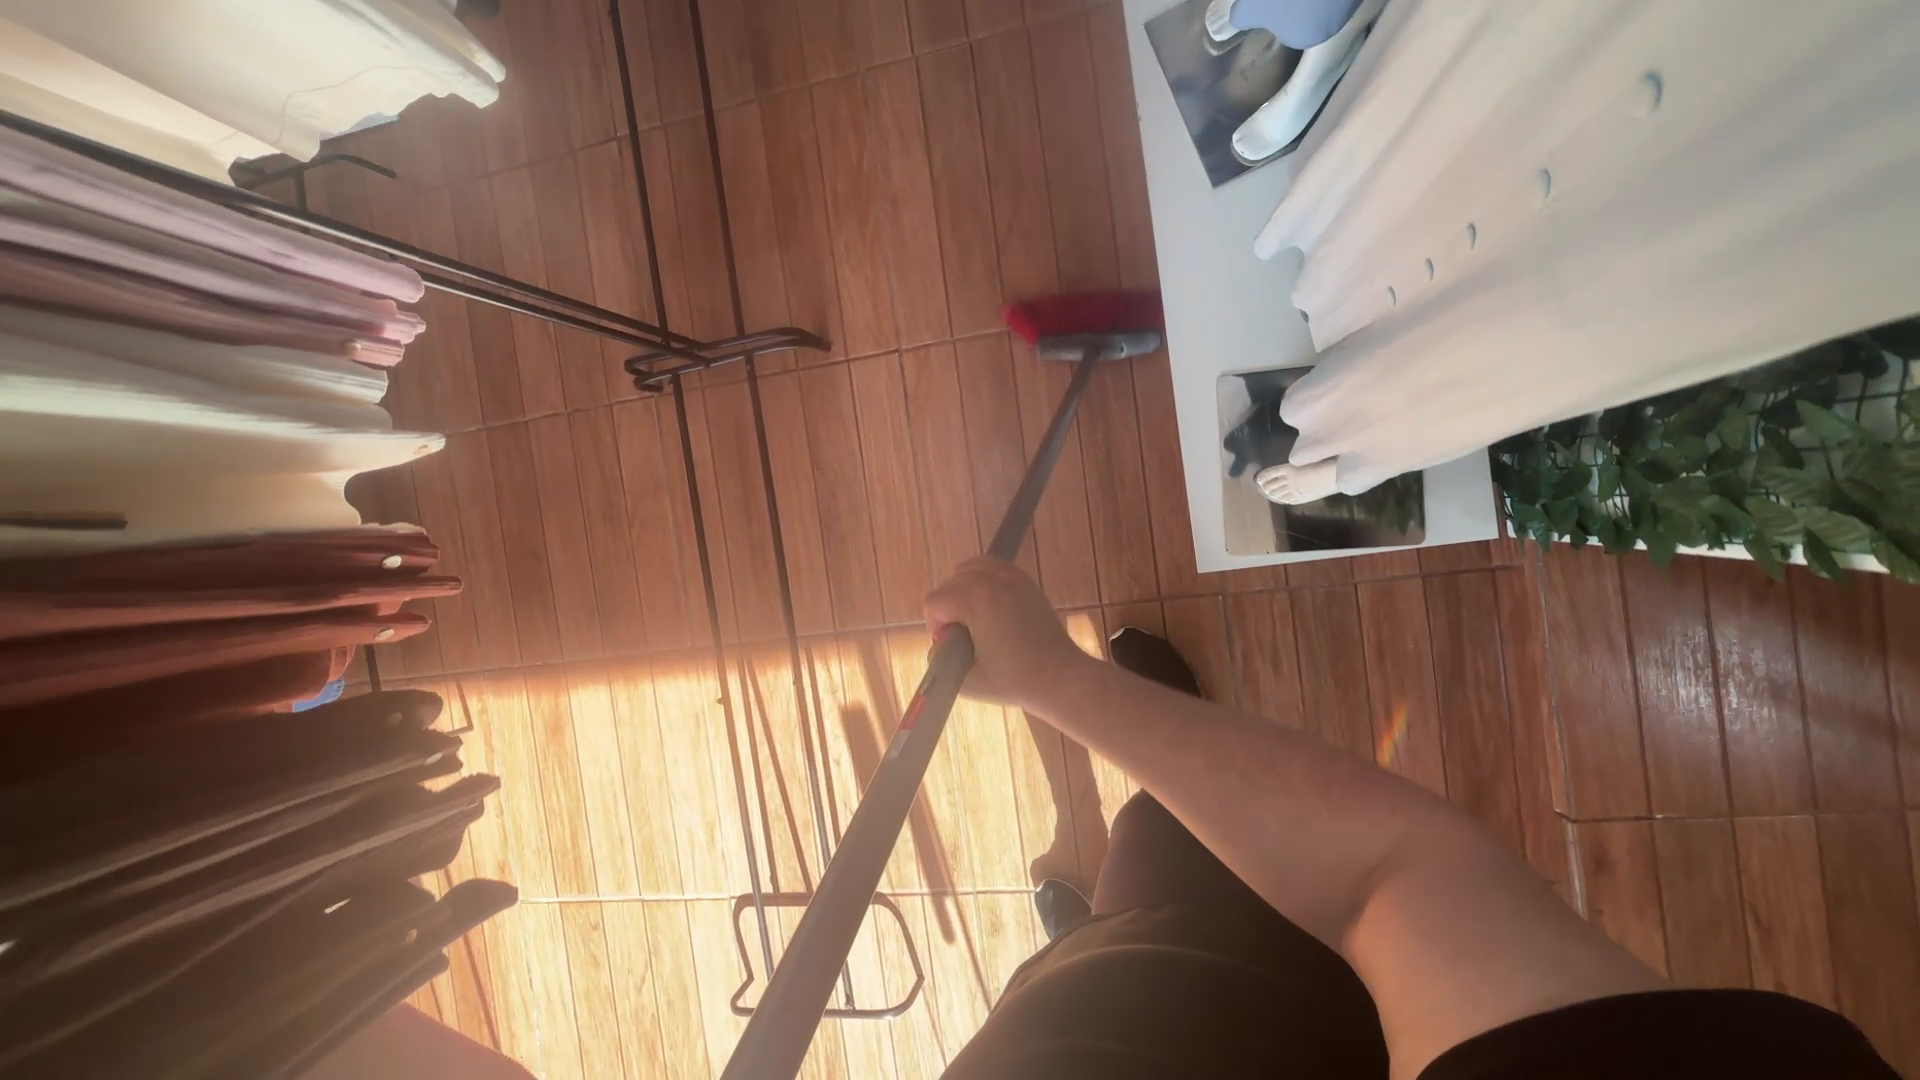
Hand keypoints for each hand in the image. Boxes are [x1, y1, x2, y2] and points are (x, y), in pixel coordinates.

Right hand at [924, 557, 1088, 710]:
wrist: (1059, 676)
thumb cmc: (1013, 681)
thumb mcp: (966, 680)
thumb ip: (939, 660)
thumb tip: (939, 644)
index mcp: (975, 601)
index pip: (934, 602)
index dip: (936, 626)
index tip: (954, 646)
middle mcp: (991, 580)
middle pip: (949, 584)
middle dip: (949, 609)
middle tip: (965, 637)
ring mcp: (1011, 576)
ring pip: (968, 569)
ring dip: (963, 591)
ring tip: (974, 618)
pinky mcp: (1025, 580)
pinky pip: (991, 566)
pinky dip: (982, 580)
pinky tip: (989, 605)